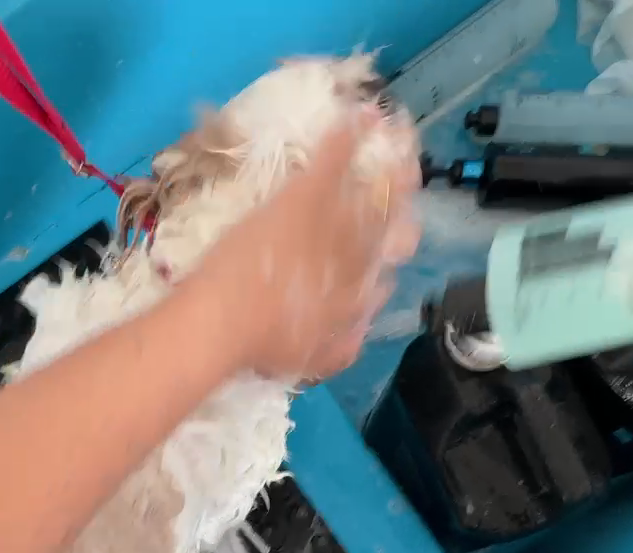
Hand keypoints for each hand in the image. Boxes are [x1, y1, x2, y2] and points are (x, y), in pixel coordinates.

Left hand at [182, 105, 420, 382]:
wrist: (225, 325)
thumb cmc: (262, 348)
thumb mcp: (315, 359)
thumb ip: (346, 344)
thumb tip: (365, 325)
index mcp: (356, 294)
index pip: (386, 263)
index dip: (396, 242)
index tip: (397, 232)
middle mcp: (355, 257)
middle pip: (390, 220)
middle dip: (402, 195)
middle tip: (407, 173)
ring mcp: (331, 224)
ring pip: (371, 187)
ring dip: (390, 157)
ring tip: (399, 133)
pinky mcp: (302, 199)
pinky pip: (334, 160)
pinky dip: (350, 135)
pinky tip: (363, 112)